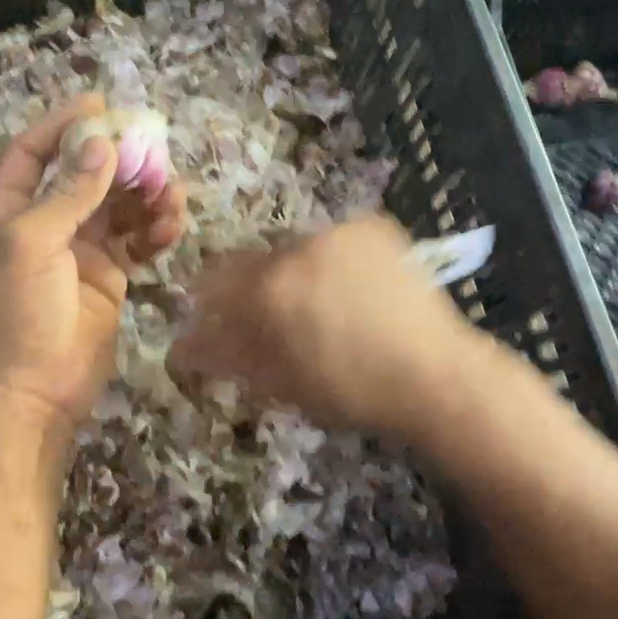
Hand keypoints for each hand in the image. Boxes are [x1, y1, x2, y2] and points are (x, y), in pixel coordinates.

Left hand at [0, 95, 186, 427]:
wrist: (33, 396)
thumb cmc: (17, 315)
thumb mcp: (31, 244)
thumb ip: (68, 193)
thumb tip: (101, 143)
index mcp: (6, 214)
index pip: (31, 155)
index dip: (61, 126)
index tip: (100, 105)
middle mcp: (41, 226)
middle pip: (82, 176)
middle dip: (117, 160)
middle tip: (153, 148)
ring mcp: (77, 253)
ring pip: (116, 207)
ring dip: (143, 195)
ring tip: (170, 193)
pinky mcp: (108, 279)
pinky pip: (135, 242)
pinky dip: (153, 231)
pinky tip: (171, 227)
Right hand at [170, 216, 497, 439]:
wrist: (435, 377)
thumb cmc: (351, 390)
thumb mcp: (279, 382)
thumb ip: (225, 356)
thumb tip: (182, 346)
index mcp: (267, 287)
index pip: (214, 279)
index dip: (210, 300)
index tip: (220, 320)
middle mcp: (296, 248)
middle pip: (256, 261)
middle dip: (259, 289)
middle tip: (283, 322)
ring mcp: (338, 232)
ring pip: (298, 249)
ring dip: (298, 273)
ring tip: (329, 309)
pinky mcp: (373, 227)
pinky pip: (336, 242)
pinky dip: (336, 262)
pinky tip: (357, 293)